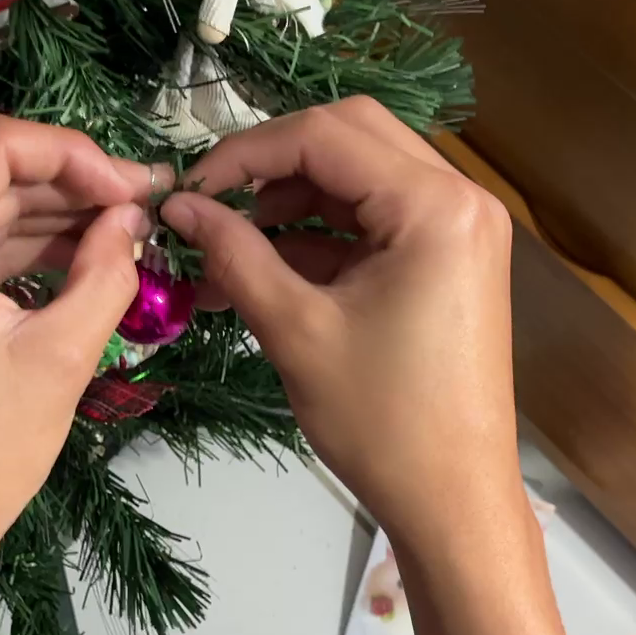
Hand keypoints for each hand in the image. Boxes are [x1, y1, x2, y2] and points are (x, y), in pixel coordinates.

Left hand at [0, 114, 148, 581]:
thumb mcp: (60, 358)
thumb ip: (105, 273)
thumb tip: (133, 218)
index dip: (74, 155)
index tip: (133, 190)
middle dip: (69, 188)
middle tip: (143, 208)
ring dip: (48, 220)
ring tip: (123, 234)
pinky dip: (16, 254)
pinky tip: (76, 257)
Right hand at [160, 98, 517, 550]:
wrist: (451, 498)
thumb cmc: (379, 421)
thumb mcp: (296, 331)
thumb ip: (234, 255)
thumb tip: (178, 207)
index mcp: (433, 207)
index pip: (324, 136)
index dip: (244, 154)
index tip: (188, 192)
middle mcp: (457, 200)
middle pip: (348, 140)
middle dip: (270, 167)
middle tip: (212, 206)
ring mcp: (457, 231)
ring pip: (357, 182)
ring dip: (289, 205)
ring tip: (226, 249)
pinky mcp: (444, 264)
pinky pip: (372, 226)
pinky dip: (317, 240)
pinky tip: (264, 270)